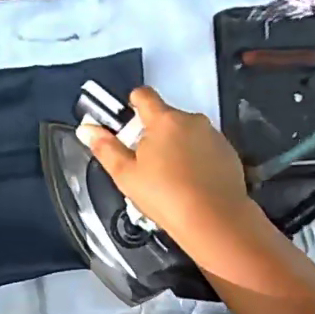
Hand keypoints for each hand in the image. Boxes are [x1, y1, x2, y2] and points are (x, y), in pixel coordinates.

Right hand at [75, 87, 264, 252]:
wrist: (213, 218)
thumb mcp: (126, 175)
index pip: (144, 95)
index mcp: (163, 120)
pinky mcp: (228, 151)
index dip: (132, 104)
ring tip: (168, 178)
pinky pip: (204, 148)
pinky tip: (189, 183)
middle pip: (165, 117)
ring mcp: (213, 135)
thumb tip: (86, 128)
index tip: (127, 123)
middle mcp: (191, 120)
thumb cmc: (164, 195)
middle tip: (144, 164)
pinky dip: (194, 159)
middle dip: (152, 134)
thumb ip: (105, 148)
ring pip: (185, 133)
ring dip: (174, 146)